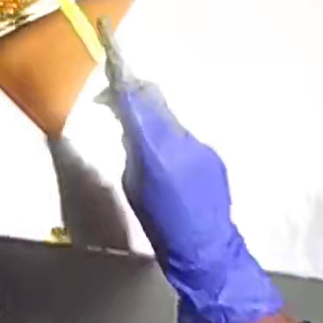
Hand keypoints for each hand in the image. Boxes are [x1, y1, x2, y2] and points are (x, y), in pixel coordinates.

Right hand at [111, 85, 282, 322]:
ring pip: (169, 116)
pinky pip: (184, 135)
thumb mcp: (132, 185)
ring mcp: (199, 144)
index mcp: (155, 150)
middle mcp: (180, 139)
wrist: (207, 252)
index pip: (136, 101)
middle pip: (155, 99)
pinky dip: (170, 137)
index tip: (110, 70)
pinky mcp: (212, 153)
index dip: (122, 84)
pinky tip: (168, 158)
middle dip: (135, 92)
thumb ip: (131, 149)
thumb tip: (129, 124)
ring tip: (143, 135)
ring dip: (153, 117)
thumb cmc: (159, 225)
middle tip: (118, 98)